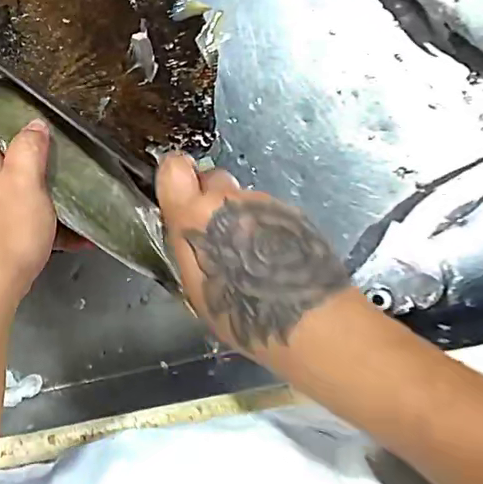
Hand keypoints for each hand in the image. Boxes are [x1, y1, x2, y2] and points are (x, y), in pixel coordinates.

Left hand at [0, 118, 56, 316]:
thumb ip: (27, 149)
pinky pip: (24, 219)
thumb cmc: (7, 234)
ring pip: (16, 190)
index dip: (3, 118)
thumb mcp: (23, 183)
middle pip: (0, 157)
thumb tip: (33, 123)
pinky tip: (75, 235)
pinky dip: (46, 221)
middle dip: (31, 155)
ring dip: (44, 191)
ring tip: (75, 193)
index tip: (35, 121)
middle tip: (63, 155)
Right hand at [156, 154, 352, 356]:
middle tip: (220, 237)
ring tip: (253, 257)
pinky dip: (267, 227)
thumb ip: (189, 244)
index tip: (182, 195)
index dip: (176, 177)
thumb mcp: (195, 285)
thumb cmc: (240, 311)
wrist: (308, 315)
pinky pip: (268, 212)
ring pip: (243, 198)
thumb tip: (190, 227)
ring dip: (243, 218)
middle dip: (213, 201)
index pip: (174, 168)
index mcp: (195, 216)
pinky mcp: (292, 210)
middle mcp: (228, 199)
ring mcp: (263, 201)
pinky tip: (275, 258)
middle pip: (214, 180)